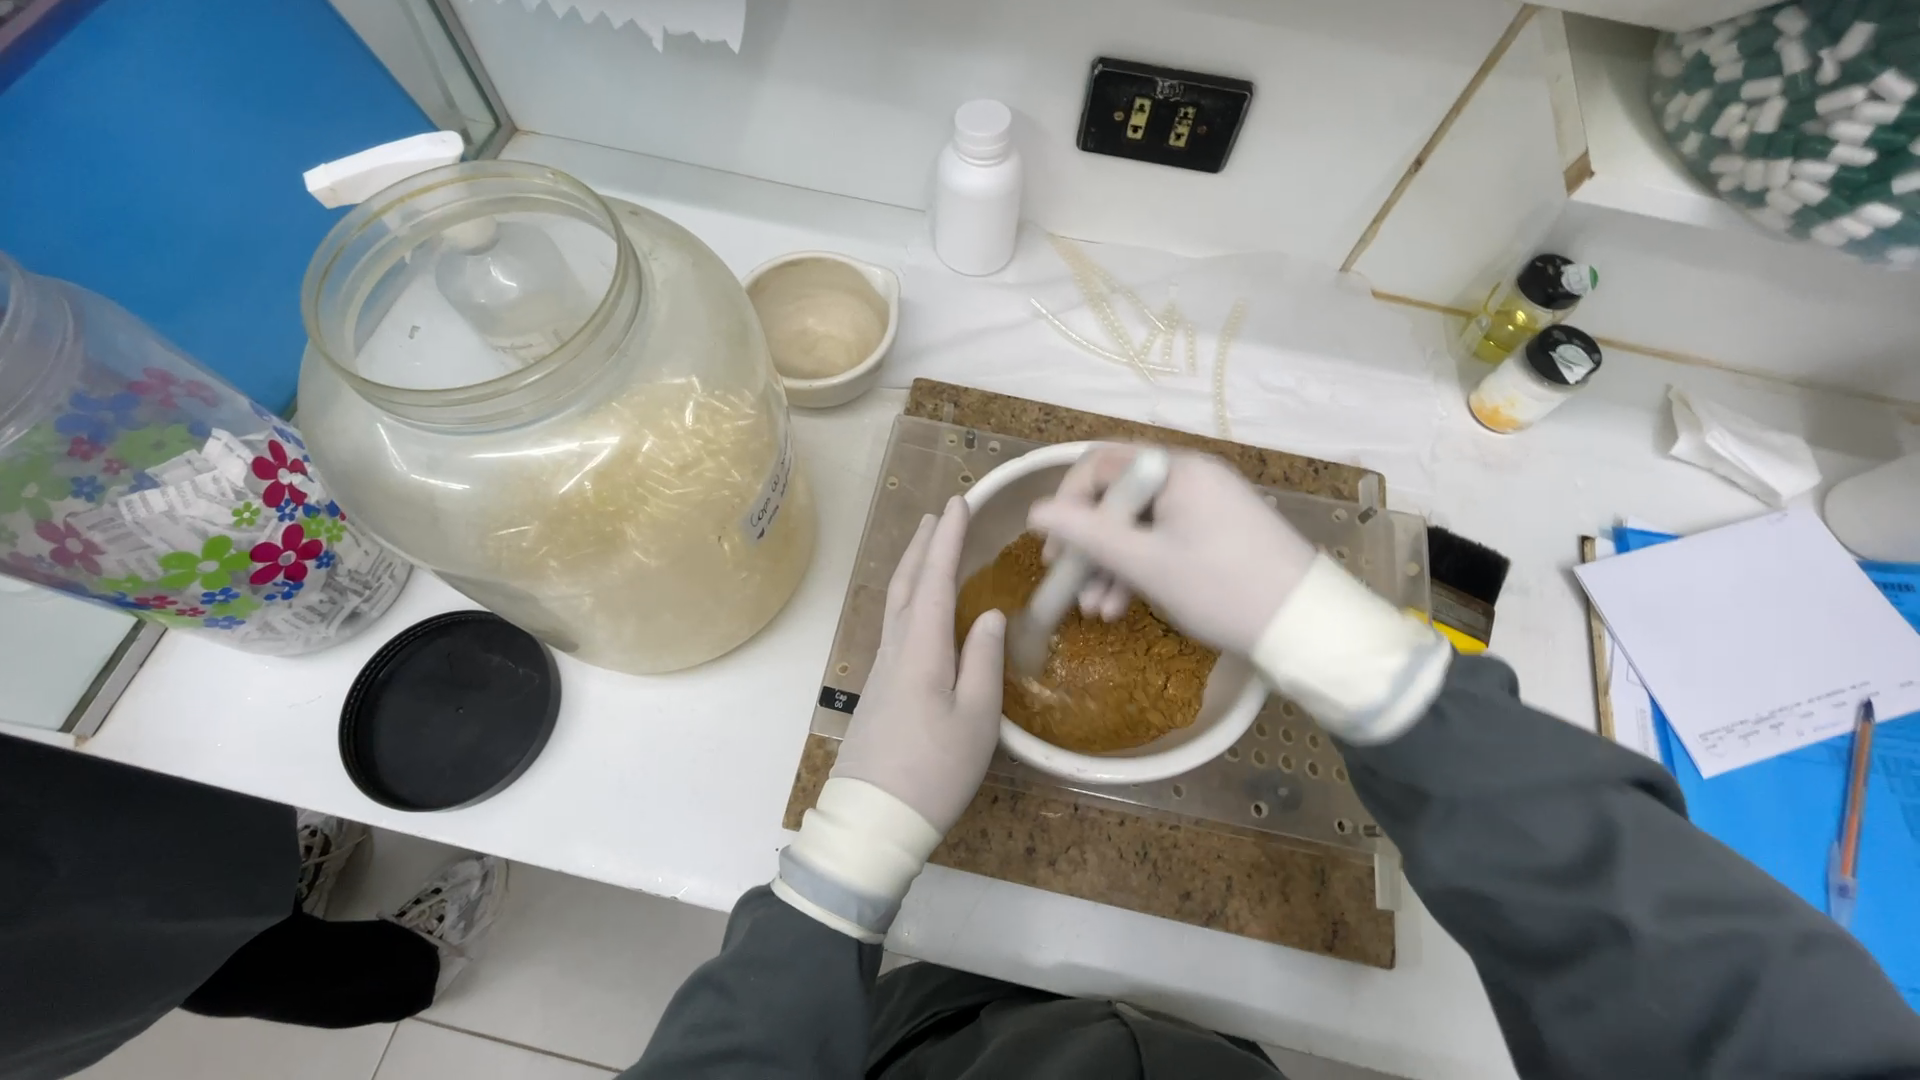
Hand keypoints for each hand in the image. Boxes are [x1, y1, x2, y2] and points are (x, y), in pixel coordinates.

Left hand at [831, 496, 1005, 833]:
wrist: (875, 818)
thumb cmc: (935, 770)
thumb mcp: (977, 718)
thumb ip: (983, 661)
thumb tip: (990, 616)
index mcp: (922, 650)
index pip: (937, 579)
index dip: (948, 539)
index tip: (958, 503)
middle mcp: (896, 649)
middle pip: (907, 584)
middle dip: (923, 545)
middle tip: (938, 514)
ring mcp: (882, 669)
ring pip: (895, 604)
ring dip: (912, 569)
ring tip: (926, 548)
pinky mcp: (879, 689)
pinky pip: (893, 625)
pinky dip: (907, 599)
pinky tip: (917, 609)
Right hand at [1027, 445, 1316, 655]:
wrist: (1308, 627)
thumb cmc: (1222, 588)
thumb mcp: (1147, 564)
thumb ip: (1087, 533)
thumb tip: (1035, 511)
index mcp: (1176, 471)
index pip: (1101, 466)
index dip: (1068, 503)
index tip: (1054, 548)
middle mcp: (1191, 478)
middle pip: (1119, 499)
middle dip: (1089, 544)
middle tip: (1067, 581)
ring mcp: (1206, 507)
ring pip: (1139, 526)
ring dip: (1110, 565)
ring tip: (1095, 611)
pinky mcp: (1217, 535)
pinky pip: (1163, 541)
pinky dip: (1139, 570)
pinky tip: (1122, 608)